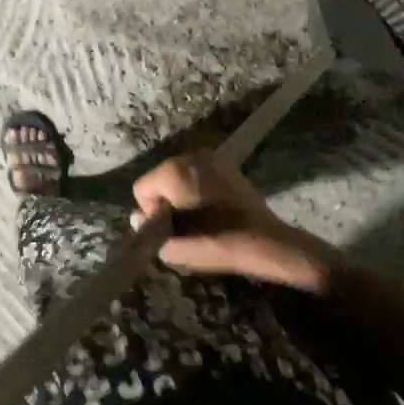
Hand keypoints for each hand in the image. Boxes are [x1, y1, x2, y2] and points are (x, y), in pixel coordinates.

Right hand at [129, 151, 335, 290]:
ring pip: (179, 177)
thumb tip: (137, 219)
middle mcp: (190, 156)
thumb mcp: (177, 248)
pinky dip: (199, 190)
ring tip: (200, 219)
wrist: (266, 242)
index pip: (142, 188)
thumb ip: (150, 232)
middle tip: (185, 226)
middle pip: (160, 179)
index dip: (150, 213)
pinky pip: (199, 176)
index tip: (170, 229)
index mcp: (174, 172)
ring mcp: (211, 158)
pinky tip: (213, 210)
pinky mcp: (227, 166)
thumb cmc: (218, 243)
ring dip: (182, 196)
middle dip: (166, 202)